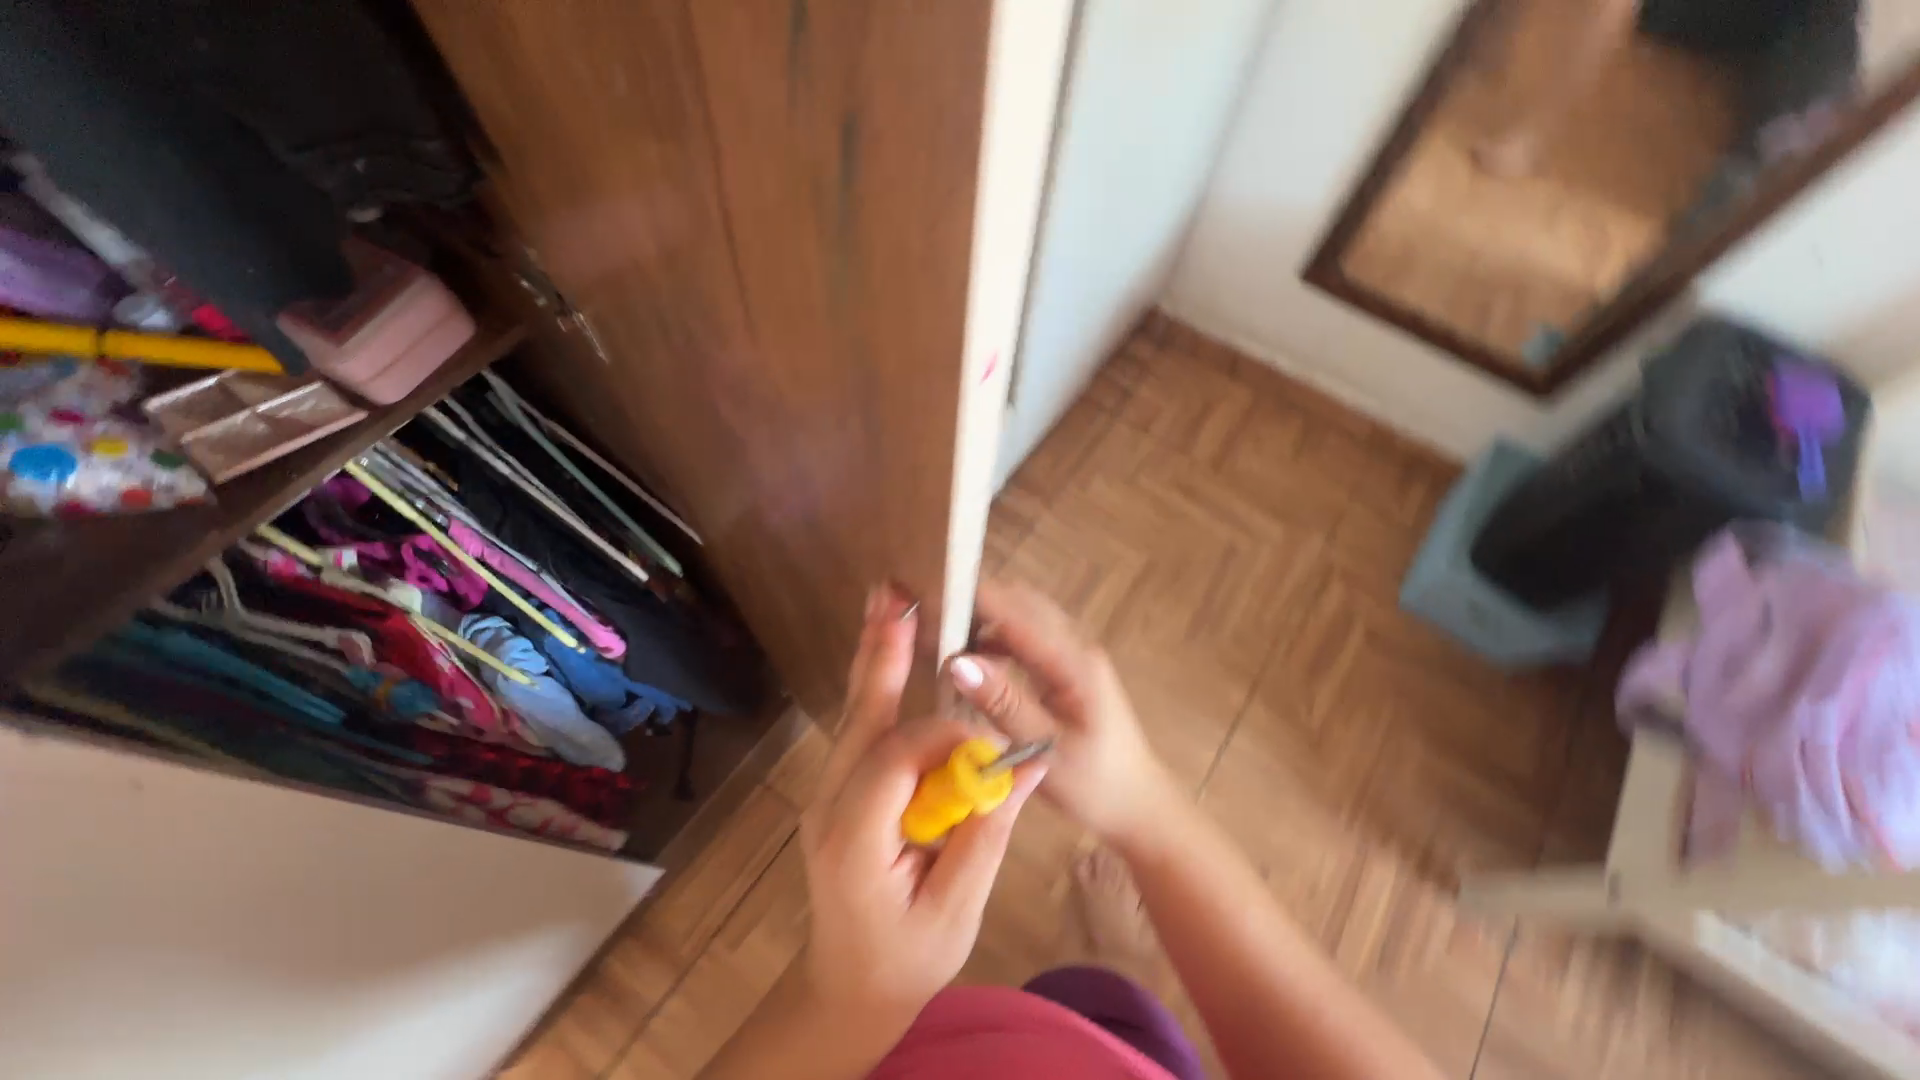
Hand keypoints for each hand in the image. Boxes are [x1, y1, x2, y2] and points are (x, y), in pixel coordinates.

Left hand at [797, 586, 1045, 1030]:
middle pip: (860, 718)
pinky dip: (876, 690)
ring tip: (889, 607)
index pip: (897, 760)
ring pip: (855, 717)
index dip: (945, 738)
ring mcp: (827, 794)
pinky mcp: (839, 792)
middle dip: (882, 657)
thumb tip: (1026, 766)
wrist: (847, 989)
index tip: (989, 749)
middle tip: (895, 599)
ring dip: (876, 661)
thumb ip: (986, 833)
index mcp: (855, 838)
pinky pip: (860, 733)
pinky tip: (887, 654)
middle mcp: (829, 804)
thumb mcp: (956, 910)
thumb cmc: (906, 960)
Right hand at [946, 578, 1176, 846]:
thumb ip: (1002, 703)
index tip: (927, 594)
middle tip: (926, 613)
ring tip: (940, 632)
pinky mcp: (1066, 666)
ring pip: (1023, 614)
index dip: (971, 597)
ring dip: (984, 616)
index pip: (1015, 610)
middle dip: (974, 599)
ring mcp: (1073, 652)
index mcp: (1073, 660)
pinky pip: (1027, 635)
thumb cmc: (1093, 784)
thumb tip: (956, 662)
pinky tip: (971, 658)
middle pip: (1019, 601)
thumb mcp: (1044, 749)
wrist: (1136, 804)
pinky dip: (996, 636)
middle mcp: (1075, 644)